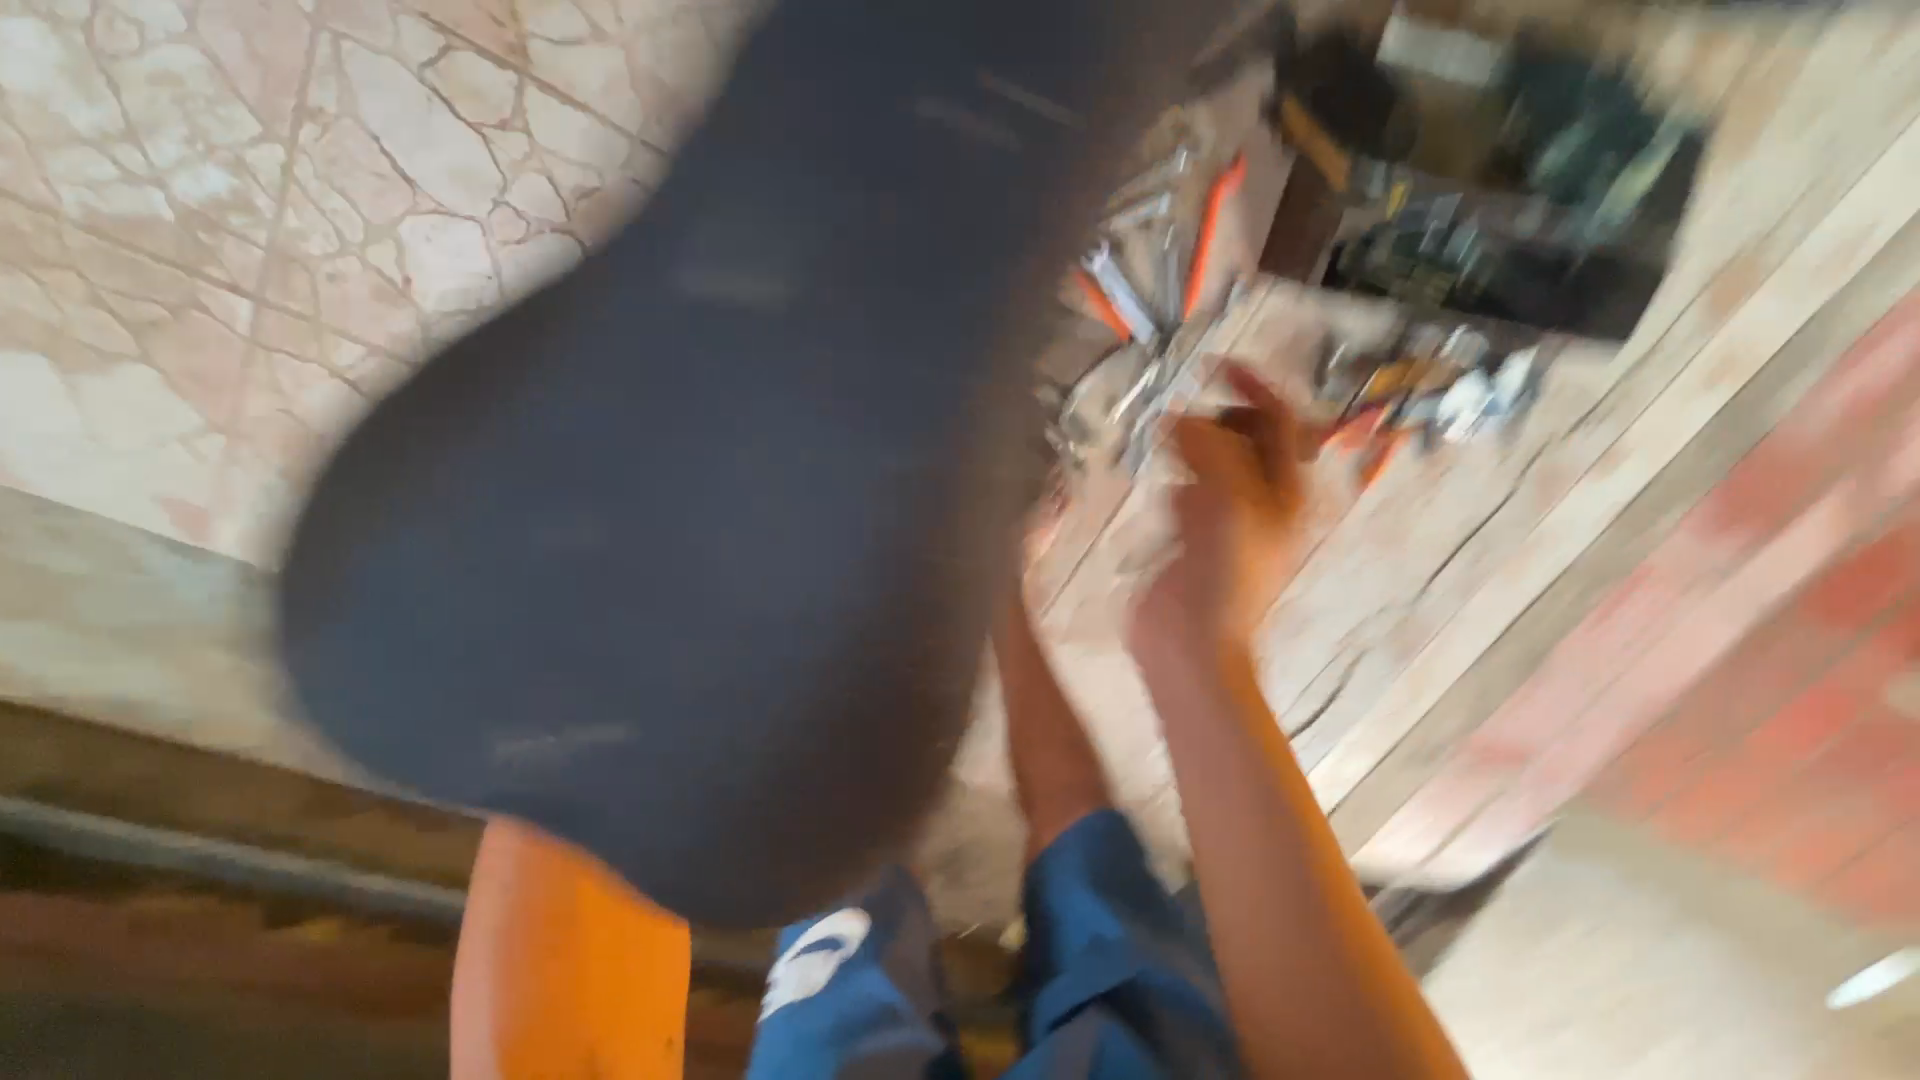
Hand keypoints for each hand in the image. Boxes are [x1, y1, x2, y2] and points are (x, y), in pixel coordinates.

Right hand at [1128, 361, 1316, 671]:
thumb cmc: (1224, 577)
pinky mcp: (1192, 533)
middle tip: (1186, 436)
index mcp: (1287, 490)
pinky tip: (1171, 514)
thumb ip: (1212, 451)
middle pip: (1242, 434)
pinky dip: (1174, 487)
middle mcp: (1262, 497)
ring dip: (1191, 455)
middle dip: (1216, 424)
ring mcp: (1225, 515)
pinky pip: (1183, 488)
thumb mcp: (1231, 504)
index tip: (1215, 364)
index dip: (1254, 386)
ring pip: (1210, 459)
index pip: (1280, 419)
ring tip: (1180, 480)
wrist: (1191, 643)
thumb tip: (1179, 418)